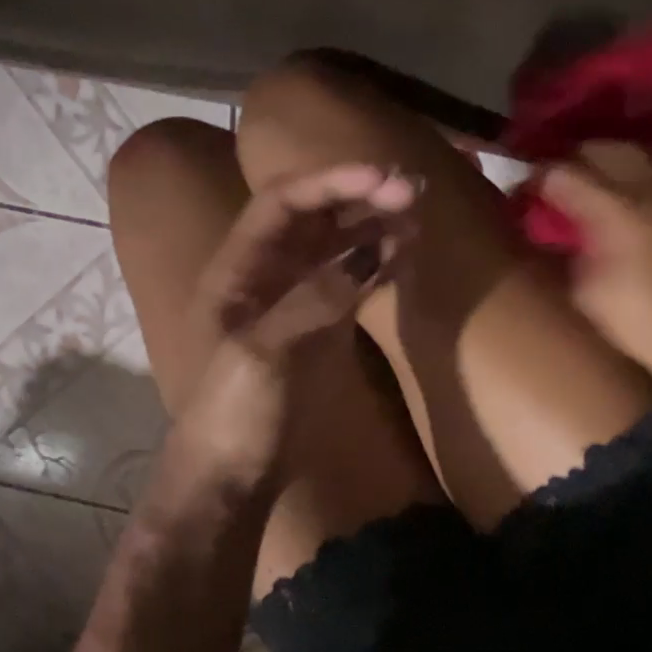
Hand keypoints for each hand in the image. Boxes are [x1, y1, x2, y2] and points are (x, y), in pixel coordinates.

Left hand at [168, 164, 418, 490]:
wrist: (233, 474)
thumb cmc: (233, 414)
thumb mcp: (265, 355)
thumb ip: (315, 299)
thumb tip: (372, 252)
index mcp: (237, 270)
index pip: (284, 206)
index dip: (332, 183)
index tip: (384, 177)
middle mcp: (267, 275)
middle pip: (314, 218)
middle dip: (360, 196)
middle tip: (414, 188)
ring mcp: (298, 302)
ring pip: (337, 247)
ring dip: (374, 223)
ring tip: (418, 208)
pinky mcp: (324, 330)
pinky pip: (354, 282)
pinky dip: (381, 262)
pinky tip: (407, 249)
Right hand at [541, 142, 651, 400]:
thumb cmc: (636, 326)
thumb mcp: (583, 292)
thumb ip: (561, 248)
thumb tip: (547, 225)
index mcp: (617, 210)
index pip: (562, 171)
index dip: (535, 180)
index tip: (525, 196)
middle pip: (602, 149)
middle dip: (575, 163)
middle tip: (561, 189)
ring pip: (639, 153)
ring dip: (613, 165)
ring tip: (599, 188)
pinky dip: (648, 178)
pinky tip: (638, 199)